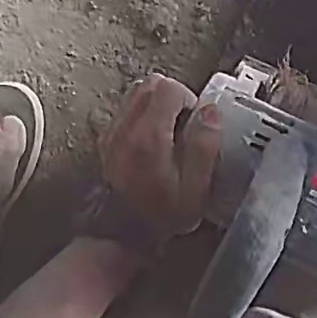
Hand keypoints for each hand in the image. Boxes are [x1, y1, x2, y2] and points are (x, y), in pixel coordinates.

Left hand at [98, 73, 221, 240]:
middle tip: (184, 122)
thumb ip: (204, 147)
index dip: (189, 98)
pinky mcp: (106, 140)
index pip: (167, 88)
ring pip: (135, 94)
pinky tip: (152, 140)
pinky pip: (125, 111)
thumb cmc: (160, 216)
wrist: (122, 233)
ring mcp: (112, 133)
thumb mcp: (195, 189)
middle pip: (149, 84)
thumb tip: (210, 113)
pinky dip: (141, 115)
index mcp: (148, 137)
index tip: (196, 121)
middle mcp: (125, 129)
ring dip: (155, 103)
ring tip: (169, 130)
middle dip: (172, 95)